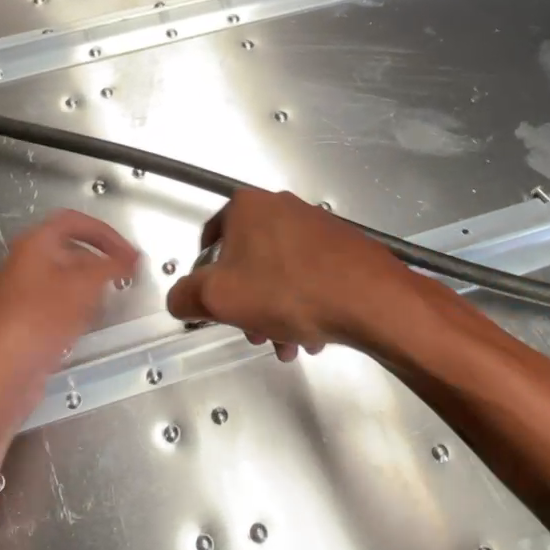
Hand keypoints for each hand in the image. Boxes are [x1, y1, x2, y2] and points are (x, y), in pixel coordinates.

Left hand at [0, 210, 138, 381]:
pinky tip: (87, 323)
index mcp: (33, 243)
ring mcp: (21, 293)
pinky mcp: (22, 321)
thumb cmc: (40, 319)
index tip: (128, 252)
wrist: (1, 372)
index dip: (105, 232)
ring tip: (111, 300)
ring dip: (89, 286)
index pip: (74, 221)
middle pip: (68, 249)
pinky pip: (55, 304)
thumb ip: (111, 266)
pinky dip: (75, 308)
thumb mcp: (84, 286)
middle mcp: (23, 263)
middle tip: (125, 276)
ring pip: (63, 279)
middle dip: (99, 260)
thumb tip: (131, 257)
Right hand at [166, 188, 411, 360]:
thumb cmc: (288, 291)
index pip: (209, 239)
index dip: (205, 276)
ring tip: (288, 343)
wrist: (370, 299)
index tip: (214, 304)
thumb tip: (179, 299)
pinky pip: (309, 275)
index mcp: (246, 207)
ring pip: (279, 272)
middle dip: (247, 302)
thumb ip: (187, 297)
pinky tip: (311, 334)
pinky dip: (304, 303)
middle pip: (247, 260)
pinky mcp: (342, 245)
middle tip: (253, 332)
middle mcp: (280, 206)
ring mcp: (315, 224)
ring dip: (276, 310)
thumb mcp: (219, 299)